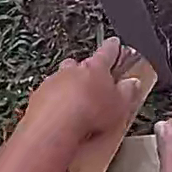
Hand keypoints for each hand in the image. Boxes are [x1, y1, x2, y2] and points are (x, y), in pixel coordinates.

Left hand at [19, 37, 144, 151]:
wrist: (54, 128)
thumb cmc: (88, 113)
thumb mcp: (120, 105)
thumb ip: (128, 92)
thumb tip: (133, 85)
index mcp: (95, 67)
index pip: (107, 51)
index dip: (113, 47)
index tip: (115, 43)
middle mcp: (72, 70)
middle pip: (81, 65)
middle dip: (87, 71)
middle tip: (96, 84)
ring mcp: (53, 83)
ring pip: (63, 80)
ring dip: (69, 89)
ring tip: (79, 107)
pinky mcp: (38, 99)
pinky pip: (49, 97)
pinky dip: (55, 104)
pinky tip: (61, 118)